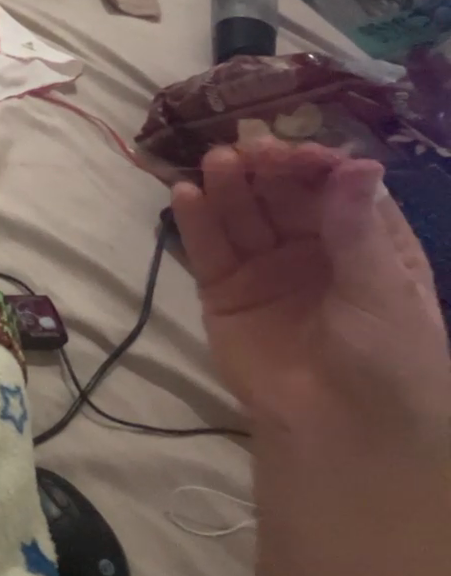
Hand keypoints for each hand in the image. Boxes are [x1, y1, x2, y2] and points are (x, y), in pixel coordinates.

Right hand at [170, 137, 448, 445]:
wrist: (342, 427)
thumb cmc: (391, 359)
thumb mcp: (385, 291)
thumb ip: (357, 229)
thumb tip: (357, 162)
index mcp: (368, 249)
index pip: (338, 193)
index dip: (316, 167)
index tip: (293, 149)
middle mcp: (313, 252)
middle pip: (284, 199)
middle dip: (266, 171)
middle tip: (245, 147)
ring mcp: (264, 270)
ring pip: (242, 216)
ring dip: (228, 187)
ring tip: (213, 161)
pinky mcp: (222, 289)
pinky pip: (206, 247)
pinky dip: (194, 219)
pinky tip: (184, 194)